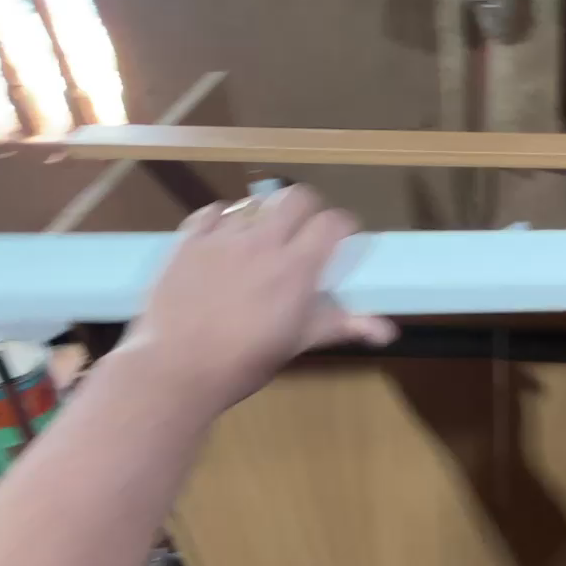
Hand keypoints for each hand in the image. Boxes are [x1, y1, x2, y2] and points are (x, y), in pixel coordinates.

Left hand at [118, 186, 395, 404]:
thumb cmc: (245, 362)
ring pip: (253, 203)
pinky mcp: (187, 241)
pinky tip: (224, 239)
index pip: (333, 223)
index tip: (342, 240)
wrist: (177, 368)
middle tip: (305, 232)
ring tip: (262, 239)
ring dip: (265, 215)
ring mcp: (221, 238)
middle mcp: (262, 242)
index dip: (343, 227)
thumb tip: (388, 332)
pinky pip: (211, 212)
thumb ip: (343, 327)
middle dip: (308, 209)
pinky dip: (224, 220)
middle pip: (295, 197)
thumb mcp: (299, 344)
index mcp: (296, 268)